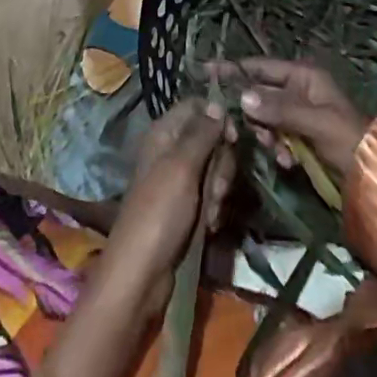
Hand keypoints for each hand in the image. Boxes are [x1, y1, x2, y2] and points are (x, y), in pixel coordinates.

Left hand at [98, 99, 235, 307]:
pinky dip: (215, 207)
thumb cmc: (159, 213)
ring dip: (220, 188)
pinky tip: (211, 224)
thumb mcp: (181, 167)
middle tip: (215, 187)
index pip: (197, 106)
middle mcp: (172, 150)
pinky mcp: (189, 204)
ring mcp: (181, 179)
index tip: (232, 137)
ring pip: (216, 167)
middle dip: (222, 163)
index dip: (218, 117)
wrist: (143, 273)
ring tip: (211, 212)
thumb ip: (201, 133)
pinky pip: (212, 193)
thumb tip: (218, 102)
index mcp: (164, 133)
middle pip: (212, 138)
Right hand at [213, 58, 368, 178]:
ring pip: (264, 119)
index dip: (232, 69)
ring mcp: (298, 115)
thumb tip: (242, 97)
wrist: (375, 178)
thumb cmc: (349, 140)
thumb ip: (279, 109)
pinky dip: (278, 150)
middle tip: (244, 131)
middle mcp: (298, 90)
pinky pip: (276, 138)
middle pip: (258, 94)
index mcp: (303, 76)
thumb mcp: (315, 122)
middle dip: (251, 114)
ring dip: (266, 136)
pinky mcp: (300, 138)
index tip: (204, 71)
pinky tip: (289, 163)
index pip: (259, 67)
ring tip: (278, 151)